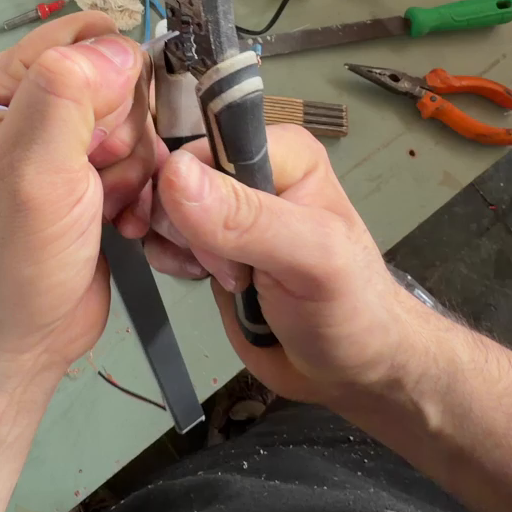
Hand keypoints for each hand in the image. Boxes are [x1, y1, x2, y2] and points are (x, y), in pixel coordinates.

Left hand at [0, 13, 152, 383]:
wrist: (17, 342)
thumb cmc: (11, 260)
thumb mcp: (32, 171)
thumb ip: (67, 96)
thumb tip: (118, 45)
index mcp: (0, 88)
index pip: (82, 41)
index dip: (111, 80)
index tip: (107, 132)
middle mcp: (32, 106)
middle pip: (118, 80)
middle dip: (125, 131)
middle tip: (99, 177)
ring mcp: (66, 143)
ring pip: (139, 119)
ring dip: (137, 165)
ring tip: (107, 206)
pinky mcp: (93, 175)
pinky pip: (144, 155)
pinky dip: (142, 186)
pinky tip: (121, 218)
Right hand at [153, 127, 438, 407]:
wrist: (350, 367)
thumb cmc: (348, 308)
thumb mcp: (309, 257)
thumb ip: (244, 217)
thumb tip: (173, 172)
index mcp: (279, 150)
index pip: (200, 144)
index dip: (185, 186)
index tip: (207, 235)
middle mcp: (249, 167)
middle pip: (173, 175)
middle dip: (187, 226)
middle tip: (234, 265)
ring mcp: (224, 206)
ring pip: (161, 206)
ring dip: (180, 246)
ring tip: (229, 276)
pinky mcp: (207, 241)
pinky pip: (160, 235)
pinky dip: (170, 261)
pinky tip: (203, 279)